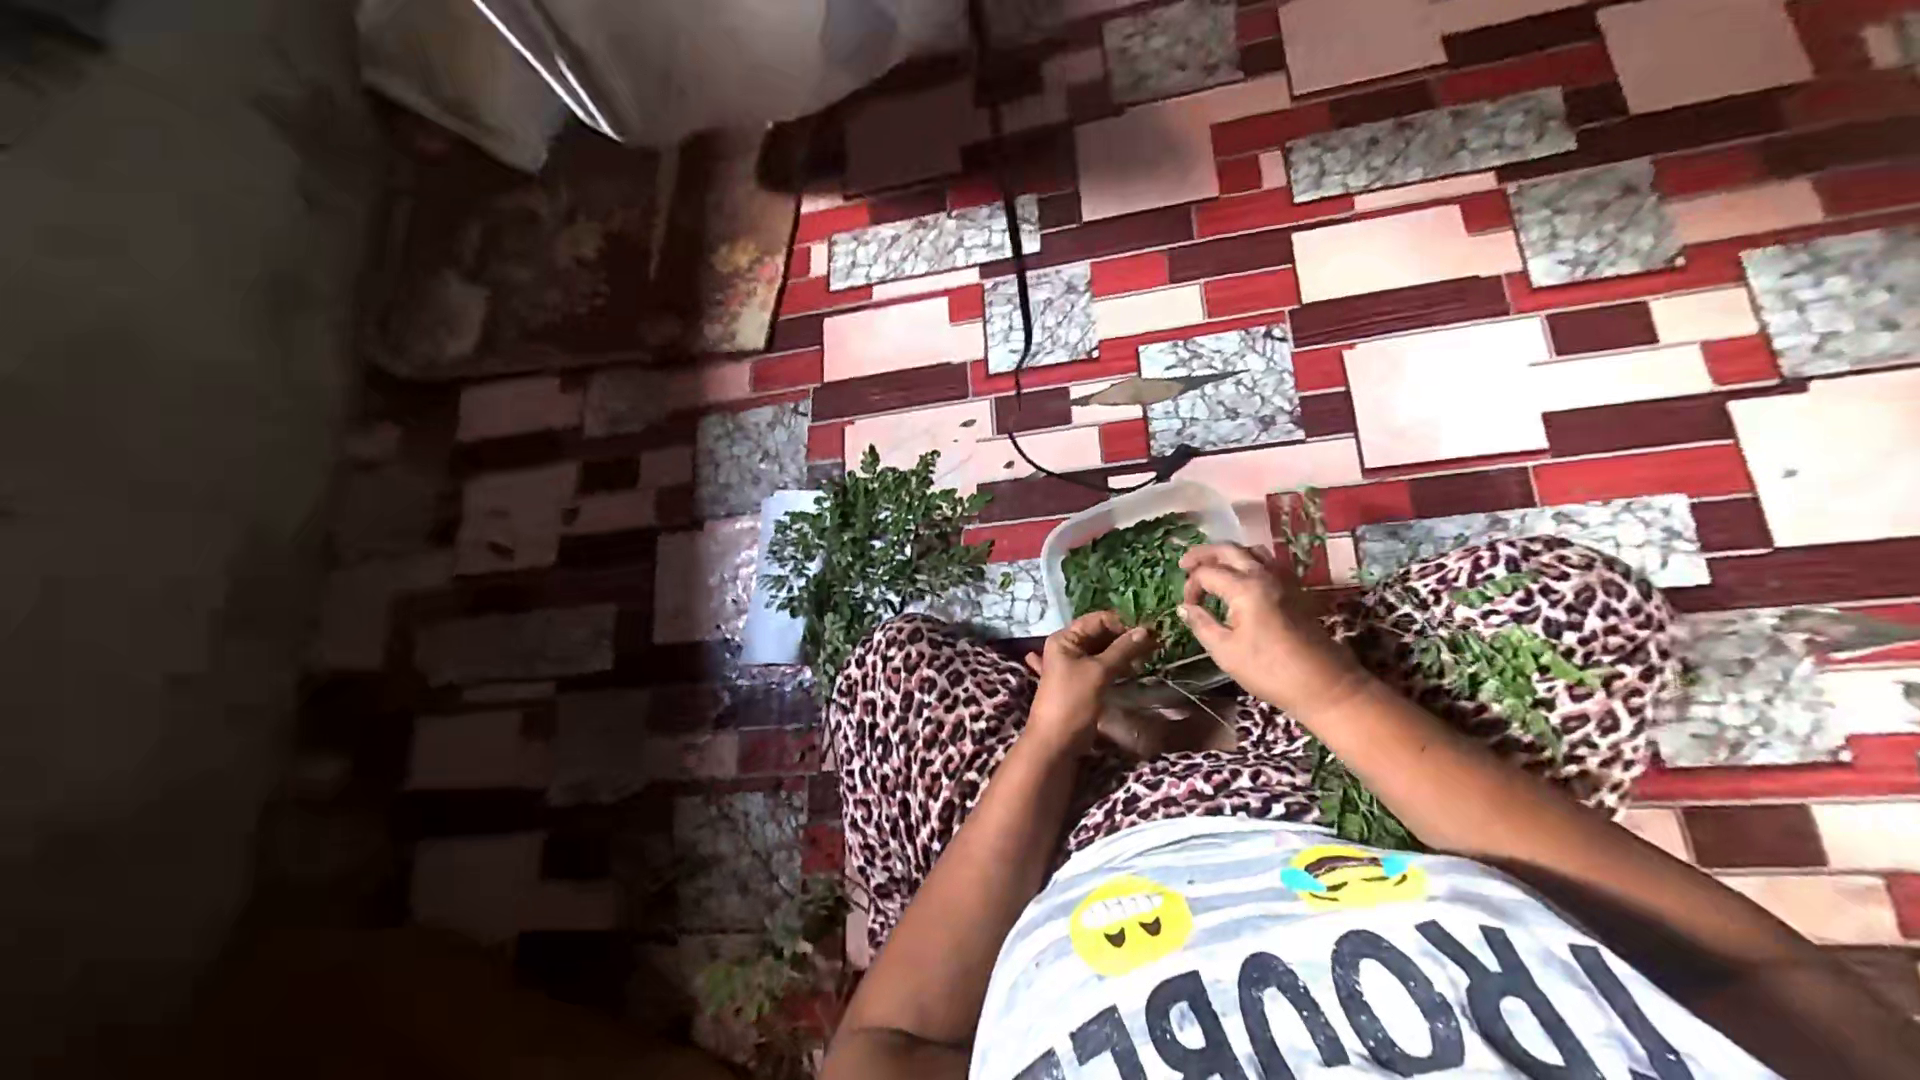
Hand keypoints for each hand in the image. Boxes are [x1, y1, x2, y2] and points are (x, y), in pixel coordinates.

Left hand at [1023, 611, 1156, 752]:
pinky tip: (1136, 667)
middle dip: (1126, 637)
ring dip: (1125, 651)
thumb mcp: (1098, 672)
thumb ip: (1122, 650)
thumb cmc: (1073, 701)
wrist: (1056, 742)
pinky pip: (1103, 665)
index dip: (1122, 623)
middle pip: (1101, 633)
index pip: (1097, 619)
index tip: (1148, 633)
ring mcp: (1075, 664)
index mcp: (1065, 638)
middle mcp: (1068, 647)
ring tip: (1149, 656)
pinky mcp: (1084, 680)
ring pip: (1104, 650)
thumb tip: (1146, 630)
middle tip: (1154, 644)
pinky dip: (1118, 664)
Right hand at [1178, 543, 1367, 716]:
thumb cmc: (1269, 670)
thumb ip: (1201, 624)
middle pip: (1229, 550)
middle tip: (1185, 563)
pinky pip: (1269, 563)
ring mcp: (1284, 580)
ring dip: (1229, 554)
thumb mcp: (1225, 651)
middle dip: (1204, 554)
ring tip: (1213, 567)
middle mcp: (1265, 575)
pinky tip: (1243, 578)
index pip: (1207, 573)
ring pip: (1252, 551)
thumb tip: (1185, 608)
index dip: (1191, 586)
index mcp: (1245, 588)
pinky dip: (1250, 562)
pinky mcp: (1295, 590)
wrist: (1324, 684)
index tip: (1187, 606)